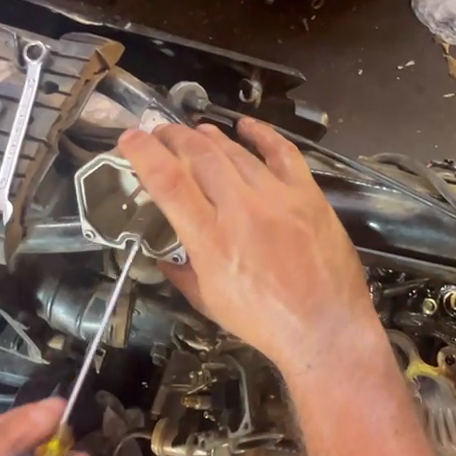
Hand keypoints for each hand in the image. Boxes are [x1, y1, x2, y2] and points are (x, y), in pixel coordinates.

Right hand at [118, 118, 385, 379]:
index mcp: (210, 239)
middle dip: (174, 137)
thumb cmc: (264, 323)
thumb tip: (163, 251)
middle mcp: (241, 209)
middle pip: (200, 155)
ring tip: (194, 132)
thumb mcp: (208, 302)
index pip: (168, 182)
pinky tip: (245, 125)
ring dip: (209, 137)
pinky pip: (283, 153)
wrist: (326, 330)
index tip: (129, 138)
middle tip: (161, 133)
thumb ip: (181, 271)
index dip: (144, 153)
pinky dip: (262, 134)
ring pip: (236, 152)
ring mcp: (278, 198)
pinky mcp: (308, 195)